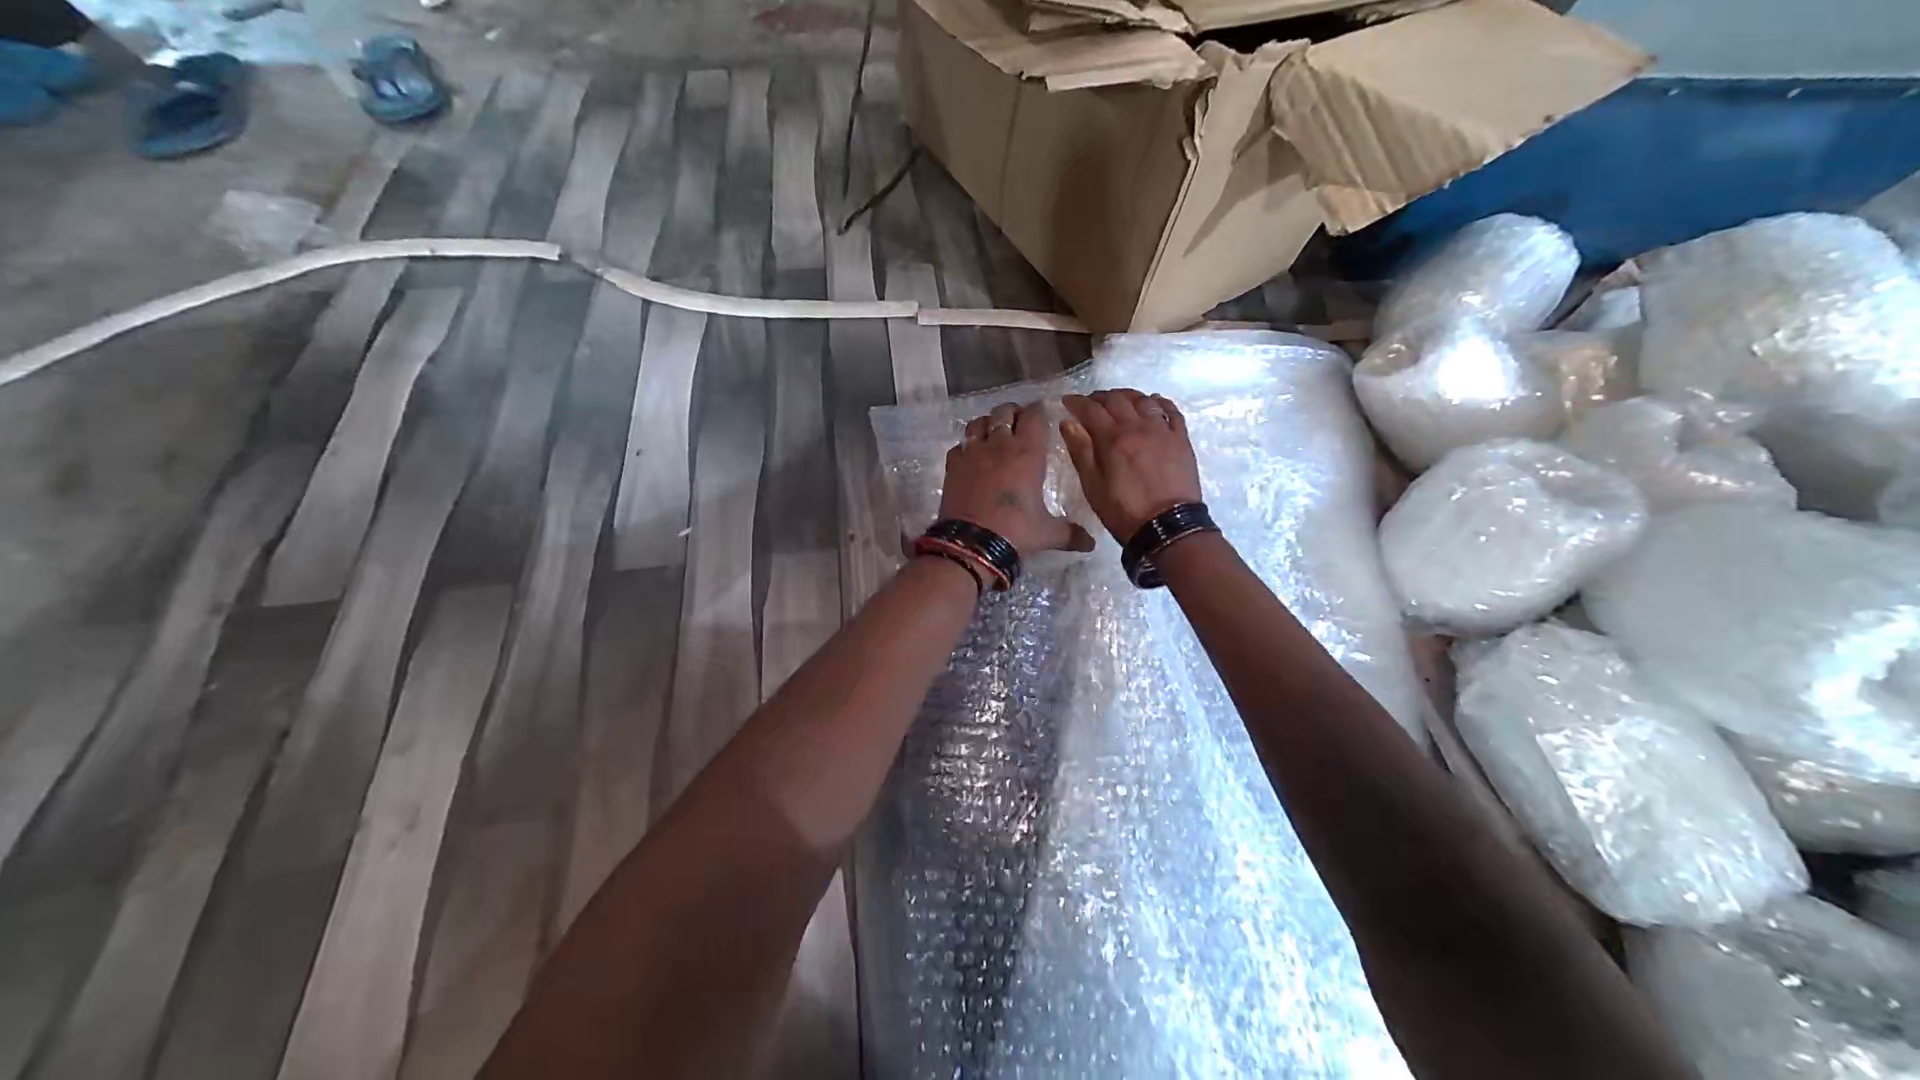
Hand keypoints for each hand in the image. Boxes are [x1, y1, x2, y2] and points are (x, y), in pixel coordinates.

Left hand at [941, 402, 1094, 555]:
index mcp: (1027, 453)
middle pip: (1004, 412)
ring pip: (978, 423)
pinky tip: (972, 457)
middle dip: (1013, 413)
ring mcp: (972, 453)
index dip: (1038, 411)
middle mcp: (999, 445)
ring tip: (994, 433)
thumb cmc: (1016, 532)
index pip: (1034, 416)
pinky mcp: (952, 465)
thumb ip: (1070, 534)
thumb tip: (1092, 544)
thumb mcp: (1048, 533)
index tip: (1041, 414)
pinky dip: (967, 446)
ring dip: (988, 424)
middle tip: (1018, 422)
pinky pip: (960, 445)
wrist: (972, 544)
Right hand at [1060, 389, 1203, 542]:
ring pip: (1144, 401)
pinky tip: (1155, 401)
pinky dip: (1161, 403)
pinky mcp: (1181, 440)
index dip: (1077, 402)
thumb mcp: (1093, 486)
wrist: (1168, 526)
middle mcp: (1138, 427)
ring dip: (1128, 396)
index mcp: (1112, 438)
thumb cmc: (1124, 511)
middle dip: (1100, 397)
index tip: (1067, 401)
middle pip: (1117, 400)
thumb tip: (1068, 422)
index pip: (1091, 410)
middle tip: (1091, 403)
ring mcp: (1163, 431)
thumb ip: (1081, 451)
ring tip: (1119, 401)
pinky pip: (1172, 412)